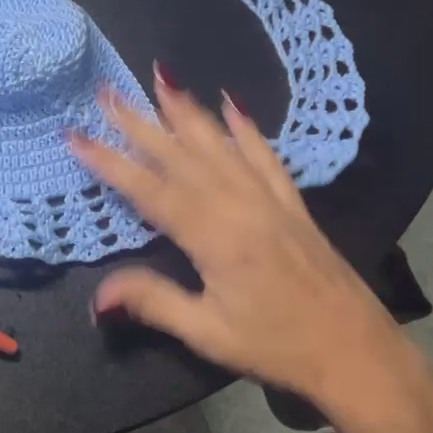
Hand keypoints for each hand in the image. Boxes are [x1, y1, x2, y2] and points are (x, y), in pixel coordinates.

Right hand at [67, 73, 432, 422]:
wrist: (358, 354)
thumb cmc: (276, 346)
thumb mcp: (208, 332)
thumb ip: (153, 302)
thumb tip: (96, 296)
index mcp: (212, 236)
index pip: (148, 189)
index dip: (108, 161)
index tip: (74, 135)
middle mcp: (238, 205)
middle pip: (179, 155)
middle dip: (138, 122)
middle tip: (105, 92)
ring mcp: (268, 200)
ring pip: (218, 145)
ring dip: (186, 111)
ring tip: (160, 78)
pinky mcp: (291, 204)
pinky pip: (264, 156)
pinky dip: (245, 128)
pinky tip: (230, 105)